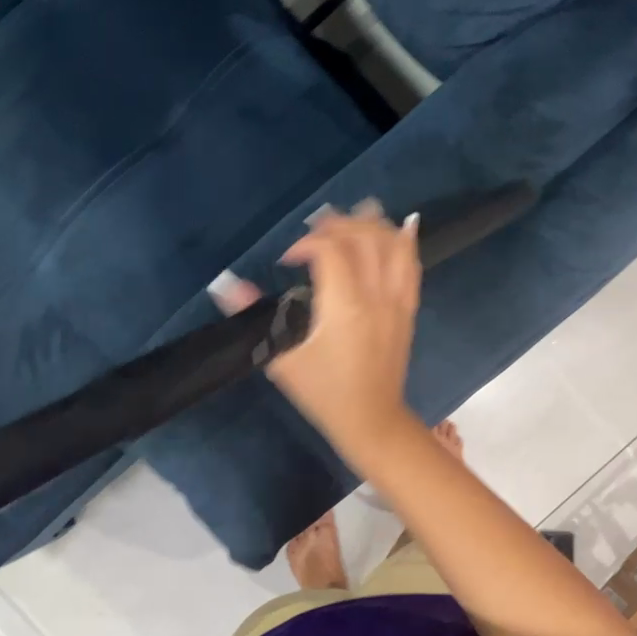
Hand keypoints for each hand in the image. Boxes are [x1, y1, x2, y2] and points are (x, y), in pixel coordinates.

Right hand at [216, 202, 424, 464]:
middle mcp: (375, 295)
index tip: (288, 259)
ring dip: (374, 225)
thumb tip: (225, 284)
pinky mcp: (408, 311)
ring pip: (393, 246)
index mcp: (343, 304)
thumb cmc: (324, 393)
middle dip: (340, 223)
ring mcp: (396, 302)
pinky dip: (405, 243)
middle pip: (365, 237)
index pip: (330, 249)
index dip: (306, 243)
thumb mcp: (282, 359)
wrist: (371, 420)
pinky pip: (412, 267)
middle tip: (317, 228)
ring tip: (356, 215)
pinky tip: (401, 227)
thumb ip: (256, 316)